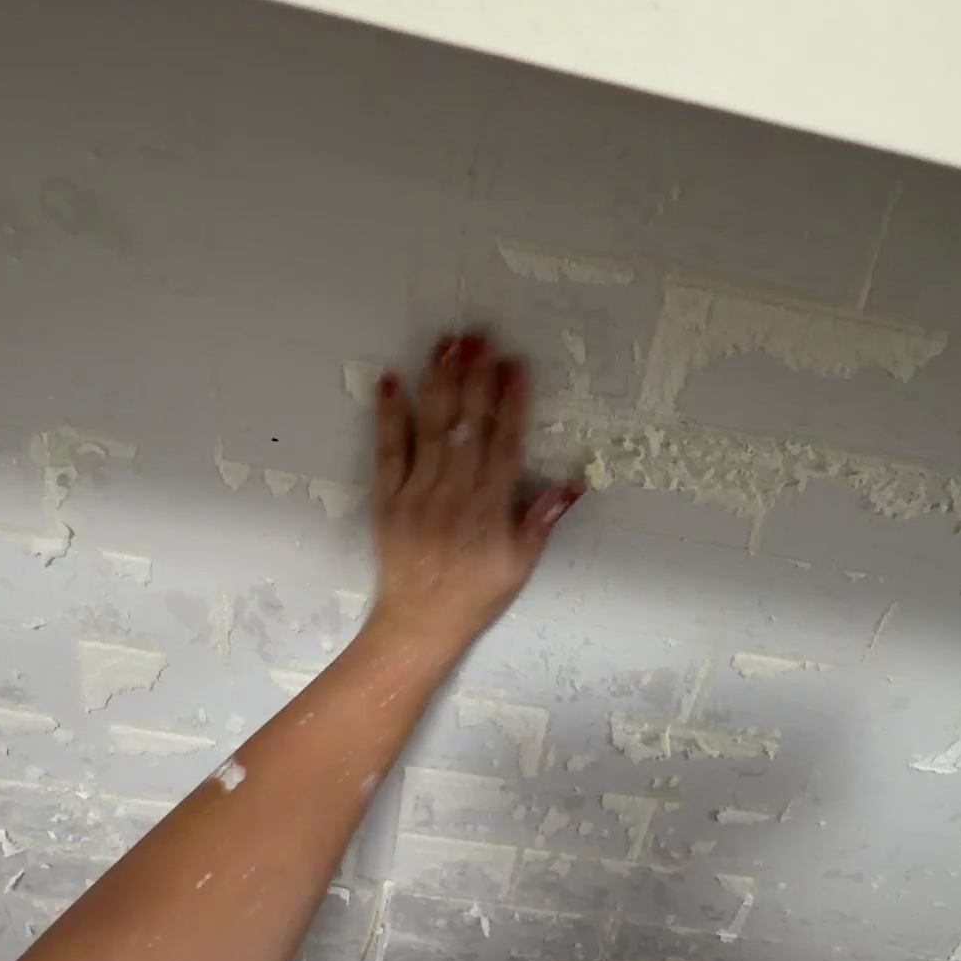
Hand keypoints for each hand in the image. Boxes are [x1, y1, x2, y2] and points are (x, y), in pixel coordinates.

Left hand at [367, 331, 583, 649]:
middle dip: (474, 378)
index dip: (512, 403)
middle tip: (479, 338)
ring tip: (445, 345)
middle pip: (467, 426)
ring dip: (438, 383)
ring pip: (430, 428)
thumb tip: (572, 483)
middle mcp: (454, 492)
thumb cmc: (476, 594)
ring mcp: (417, 492)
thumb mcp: (520, 565)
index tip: (515, 367)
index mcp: (489, 507)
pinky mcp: (387, 497)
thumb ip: (541, 521)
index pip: (505, 444)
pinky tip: (390, 381)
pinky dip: (388, 415)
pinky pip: (388, 450)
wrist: (419, 622)